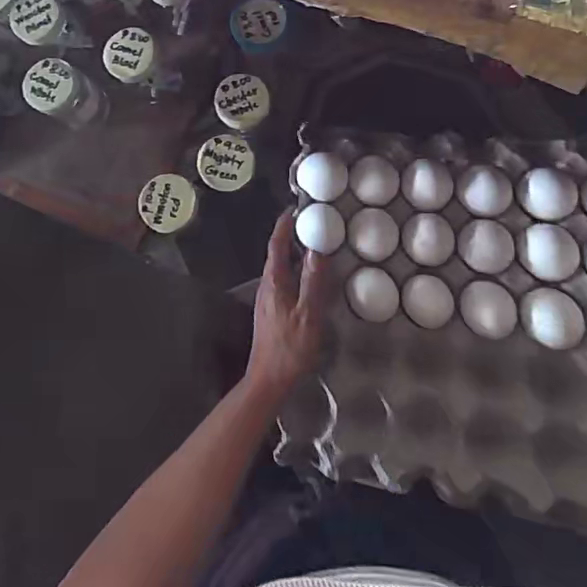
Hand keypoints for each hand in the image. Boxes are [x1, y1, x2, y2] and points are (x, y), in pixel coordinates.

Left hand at [245, 211, 332, 405]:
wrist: (269, 377)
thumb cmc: (290, 347)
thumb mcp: (309, 314)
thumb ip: (314, 282)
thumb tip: (319, 250)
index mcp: (274, 282)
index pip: (276, 245)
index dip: (284, 226)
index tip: (294, 208)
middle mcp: (267, 286)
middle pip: (278, 254)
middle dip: (292, 237)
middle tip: (311, 224)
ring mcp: (268, 299)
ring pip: (282, 269)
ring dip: (295, 255)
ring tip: (315, 247)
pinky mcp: (273, 310)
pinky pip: (286, 282)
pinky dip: (298, 273)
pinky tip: (312, 280)